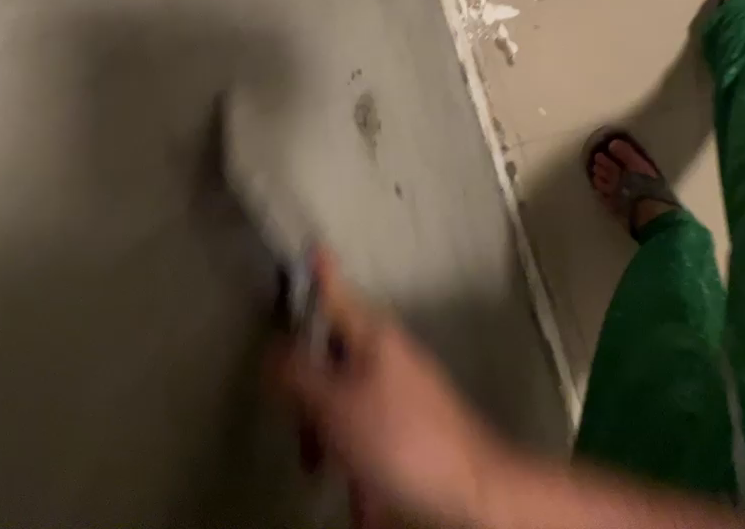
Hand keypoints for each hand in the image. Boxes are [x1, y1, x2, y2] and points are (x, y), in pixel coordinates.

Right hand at [273, 250, 515, 526]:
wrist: (471, 485)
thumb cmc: (399, 436)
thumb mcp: (335, 407)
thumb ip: (299, 375)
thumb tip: (274, 349)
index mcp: (374, 336)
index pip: (337, 296)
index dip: (322, 273)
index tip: (315, 245)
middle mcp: (388, 353)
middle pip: (331, 359)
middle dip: (310, 401)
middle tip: (306, 441)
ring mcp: (401, 387)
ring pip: (345, 402)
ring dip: (331, 439)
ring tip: (331, 475)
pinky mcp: (411, 420)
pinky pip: (368, 432)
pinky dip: (358, 461)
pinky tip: (365, 498)